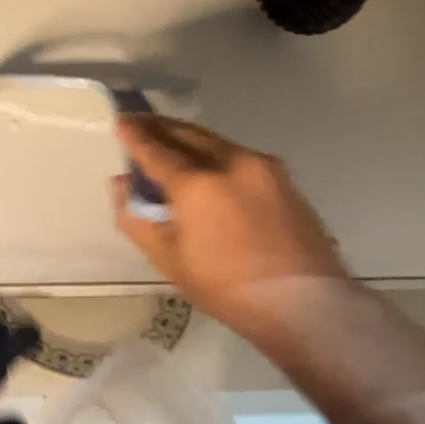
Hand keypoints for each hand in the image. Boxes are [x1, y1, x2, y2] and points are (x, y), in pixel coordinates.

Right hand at [112, 114, 350, 335]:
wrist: (303, 303)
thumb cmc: (226, 288)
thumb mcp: (170, 260)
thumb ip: (138, 219)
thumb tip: (121, 186)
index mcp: (198, 184)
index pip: (157, 151)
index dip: (135, 136)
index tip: (121, 120)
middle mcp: (232, 163)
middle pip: (190, 135)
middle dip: (163, 128)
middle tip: (141, 122)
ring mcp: (265, 168)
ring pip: (218, 143)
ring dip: (191, 139)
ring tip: (172, 143)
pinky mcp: (285, 181)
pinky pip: (240, 158)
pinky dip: (216, 156)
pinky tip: (210, 169)